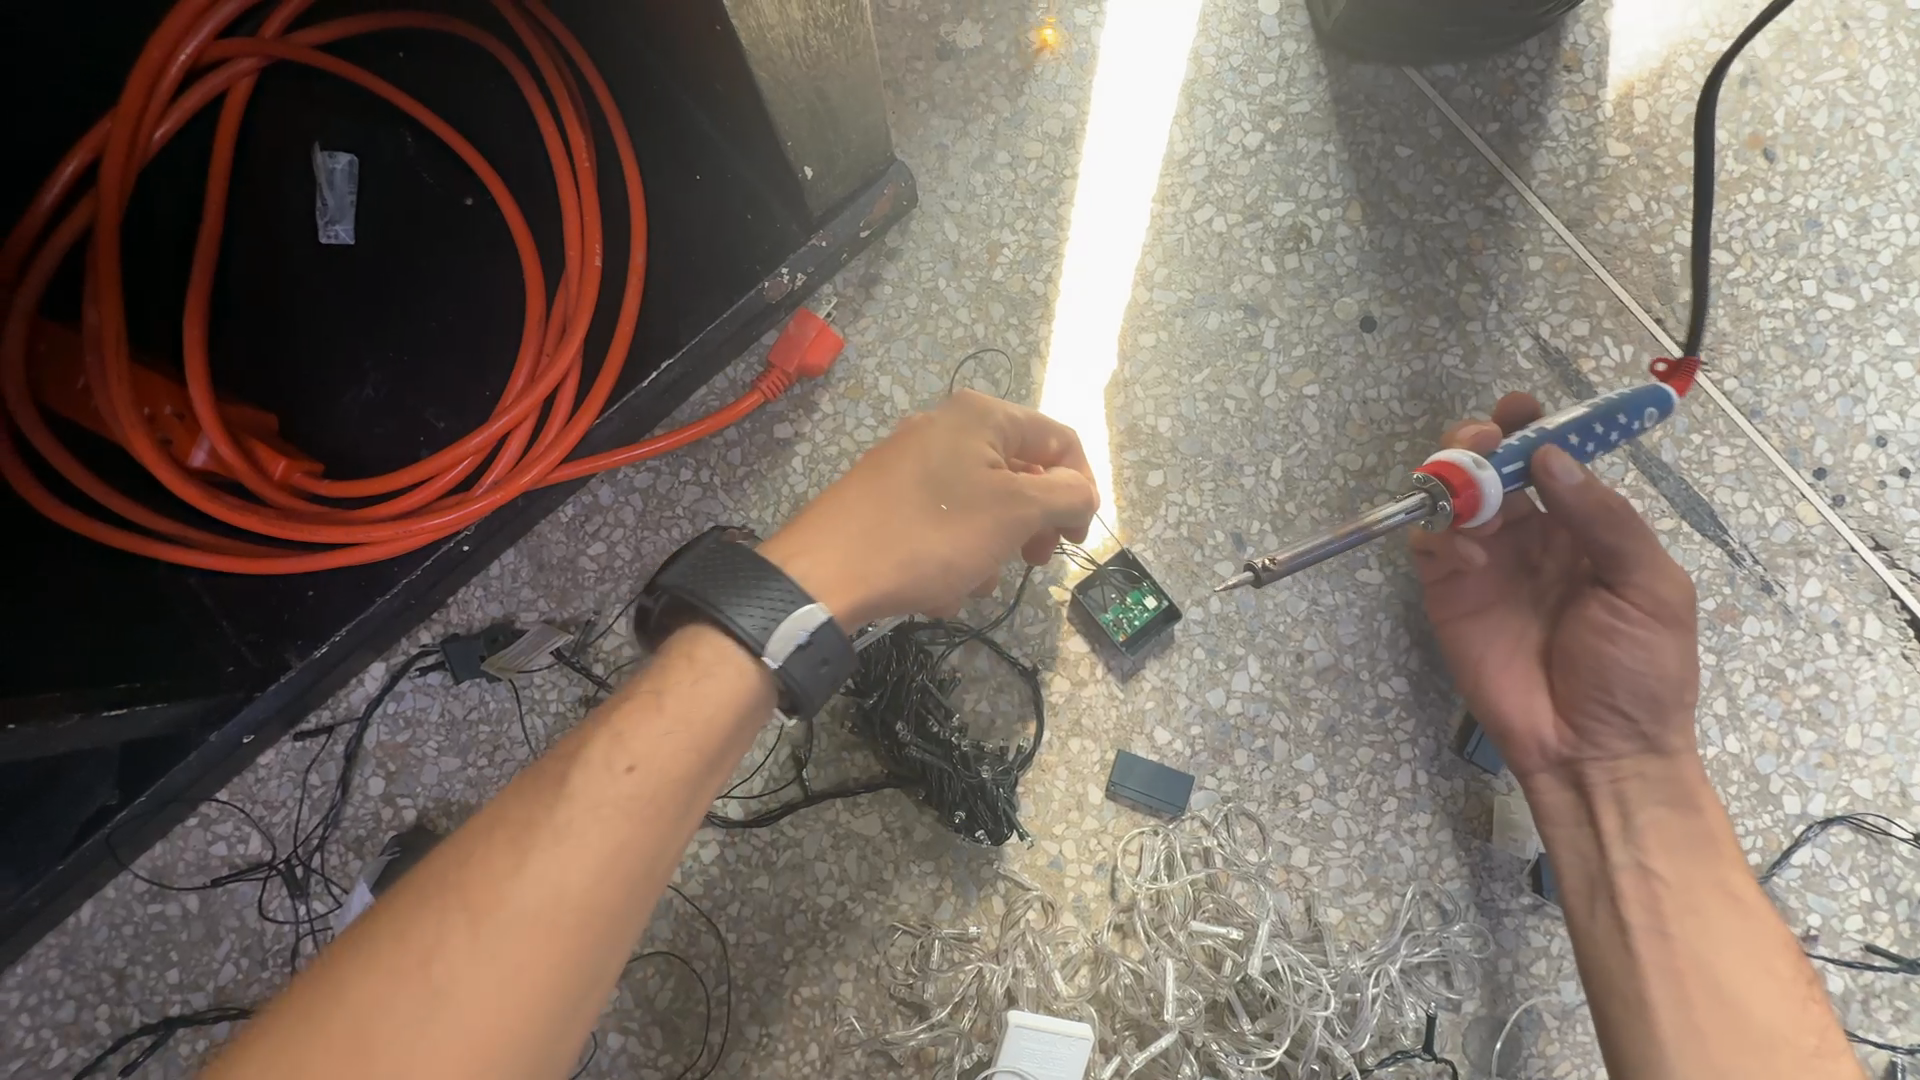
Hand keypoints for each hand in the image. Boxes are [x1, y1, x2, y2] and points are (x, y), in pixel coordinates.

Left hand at [759, 389, 1098, 626]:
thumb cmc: (931, 534)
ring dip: (987, 552)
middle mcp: (946, 429)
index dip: (1080, 489)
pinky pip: (942, 526)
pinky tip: (935, 588)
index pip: (1060, 441)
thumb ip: (1066, 495)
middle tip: (1031, 562)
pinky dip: (951, 558)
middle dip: (1029, 527)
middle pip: (1019, 475)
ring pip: (981, 509)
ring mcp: (912, 464)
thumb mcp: (1014, 512)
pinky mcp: (888, 500)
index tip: (1075, 539)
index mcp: (981, 416)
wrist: (827, 572)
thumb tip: (1082, 492)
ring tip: (969, 582)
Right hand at [1411, 393, 1701, 785]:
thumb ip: (1605, 521)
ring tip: (1467, 486)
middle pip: (1491, 469)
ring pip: (1451, 498)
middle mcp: (1528, 535)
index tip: (1522, 406)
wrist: (1590, 744)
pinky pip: (1429, 545)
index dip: (1536, 429)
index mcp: (1583, 528)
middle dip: (1480, 443)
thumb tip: (1552, 459)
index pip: (1552, 463)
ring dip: (1453, 479)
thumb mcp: (1650, 588)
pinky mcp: (1445, 590)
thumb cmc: (1639, 669)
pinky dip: (1438, 537)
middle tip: (1481, 437)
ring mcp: (1482, 562)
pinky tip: (1467, 556)